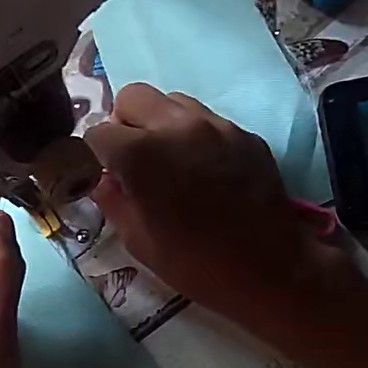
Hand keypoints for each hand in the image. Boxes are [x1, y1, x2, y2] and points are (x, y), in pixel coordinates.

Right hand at [84, 84, 355, 334]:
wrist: (270, 270)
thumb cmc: (197, 264)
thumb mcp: (140, 242)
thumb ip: (114, 202)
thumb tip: (104, 180)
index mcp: (141, 154)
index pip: (99, 132)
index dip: (97, 155)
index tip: (107, 174)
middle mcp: (177, 126)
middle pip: (133, 96)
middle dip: (126, 124)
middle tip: (136, 160)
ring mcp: (217, 125)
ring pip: (174, 101)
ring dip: (162, 124)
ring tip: (173, 162)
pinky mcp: (245, 134)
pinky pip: (209, 120)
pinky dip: (197, 136)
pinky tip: (208, 171)